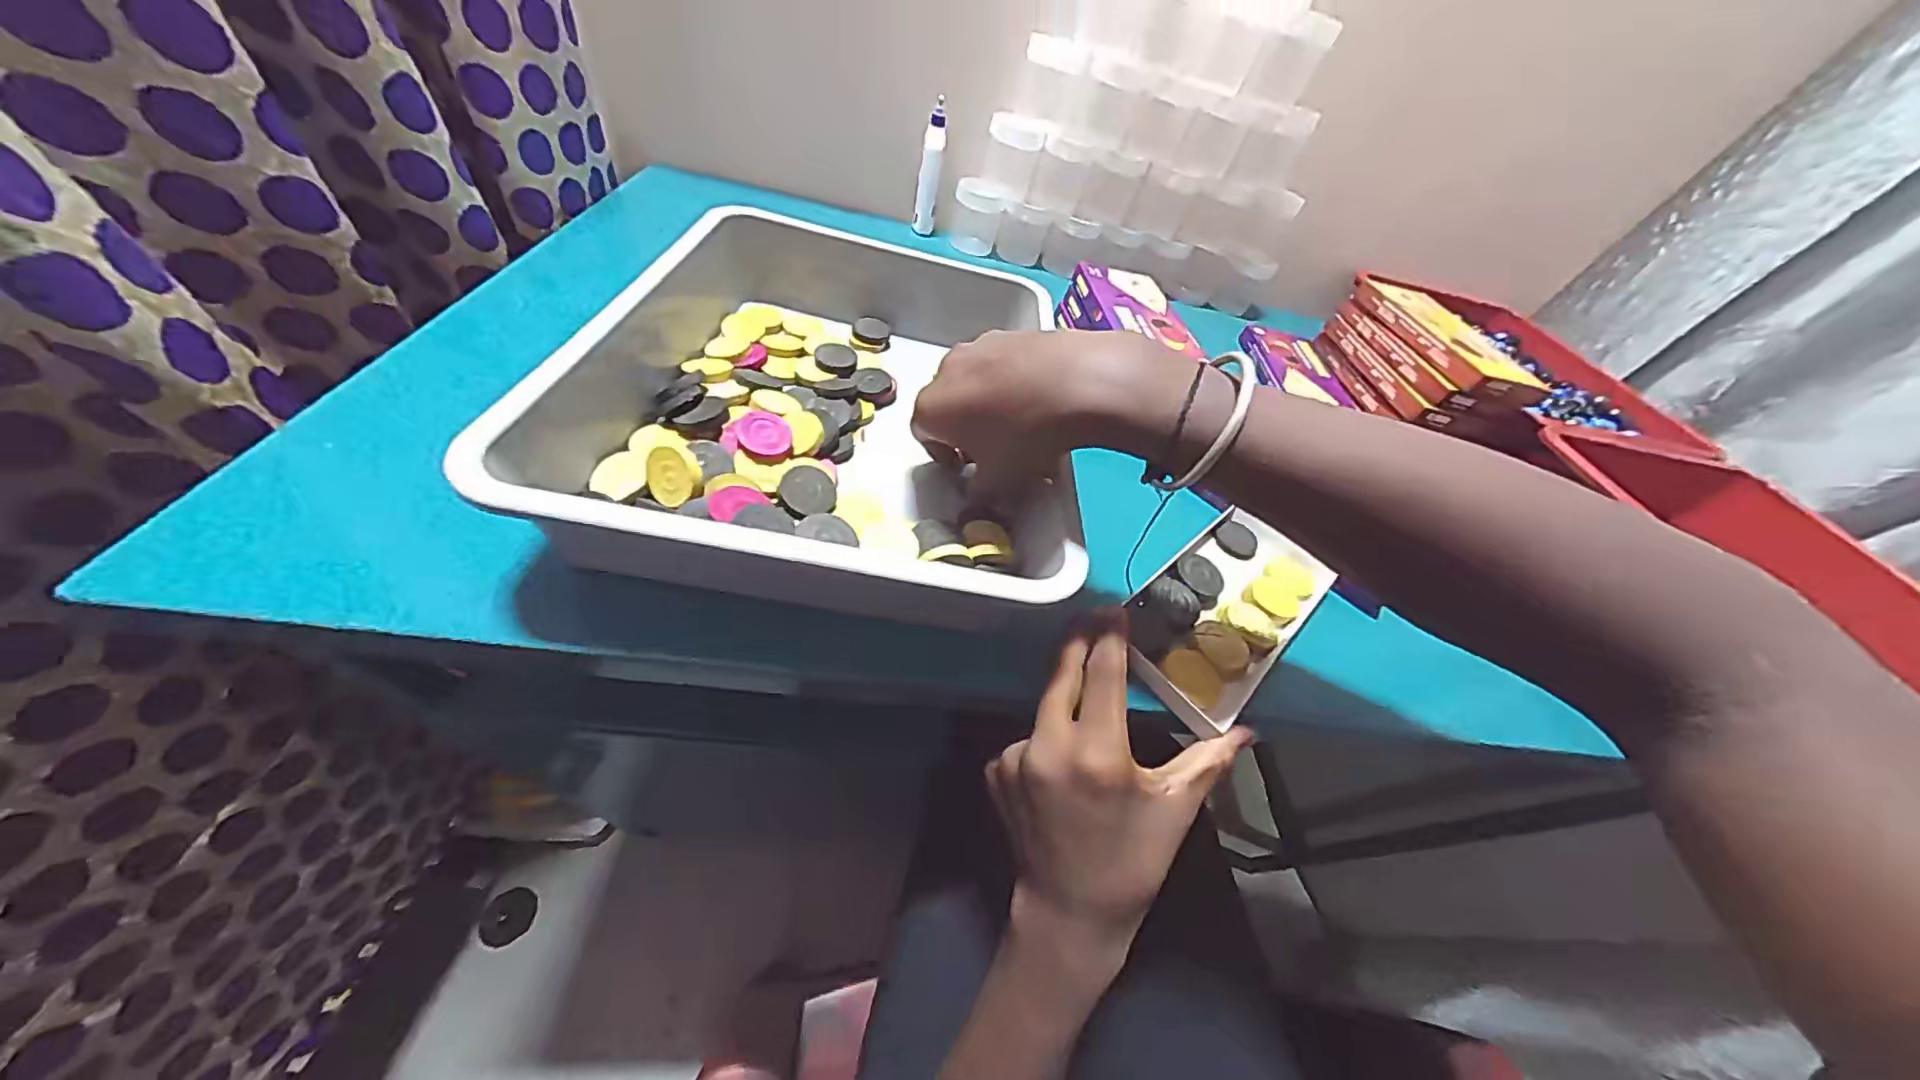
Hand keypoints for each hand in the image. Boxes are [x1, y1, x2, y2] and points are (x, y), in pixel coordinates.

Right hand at [914, 330, 1184, 504]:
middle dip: (965, 428)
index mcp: (931, 407)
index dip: (943, 455)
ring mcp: (981, 346)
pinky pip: (1004, 365)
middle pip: (948, 404)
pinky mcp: (1014, 333)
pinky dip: (1013, 382)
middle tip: (993, 450)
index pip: (923, 434)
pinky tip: (1041, 401)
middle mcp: (947, 370)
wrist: (1080, 384)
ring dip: (989, 404)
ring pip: (976, 382)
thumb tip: (977, 500)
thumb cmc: (1027, 436)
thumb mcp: (1000, 481)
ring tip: (1022, 426)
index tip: (964, 467)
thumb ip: (979, 495)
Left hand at [987, 609, 1254, 950]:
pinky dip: (1046, 737)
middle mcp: (1047, 746)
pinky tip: (1061, 763)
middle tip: (1093, 619)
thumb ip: (1208, 761)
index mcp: (1096, 753)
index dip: (1109, 637)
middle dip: (1079, 643)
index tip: (1113, 610)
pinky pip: (1026, 737)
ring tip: (1088, 706)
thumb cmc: (1131, 862)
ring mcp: (1013, 758)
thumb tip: (1248, 730)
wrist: (1066, 911)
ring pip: (1044, 707)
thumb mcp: (1175, 810)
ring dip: (1065, 699)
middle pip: (1063, 676)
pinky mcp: (994, 770)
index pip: (1103, 675)